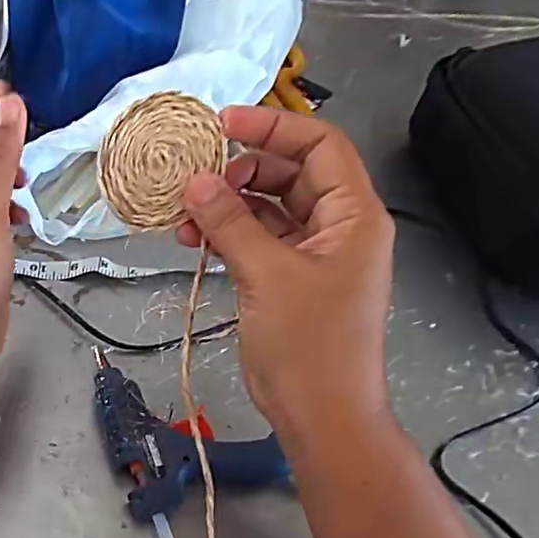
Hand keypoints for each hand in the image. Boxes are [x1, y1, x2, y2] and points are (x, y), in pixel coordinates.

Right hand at [177, 106, 394, 442]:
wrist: (320, 413)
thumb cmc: (309, 345)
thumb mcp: (267, 276)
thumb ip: (231, 224)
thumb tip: (196, 182)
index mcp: (353, 215)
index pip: (320, 147)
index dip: (273, 128)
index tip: (224, 124)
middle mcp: (337, 228)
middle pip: (291, 176)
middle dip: (242, 172)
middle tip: (198, 181)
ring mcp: (312, 256)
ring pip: (268, 211)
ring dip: (228, 208)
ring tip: (185, 216)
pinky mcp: (288, 281)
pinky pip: (257, 243)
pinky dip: (228, 237)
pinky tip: (195, 239)